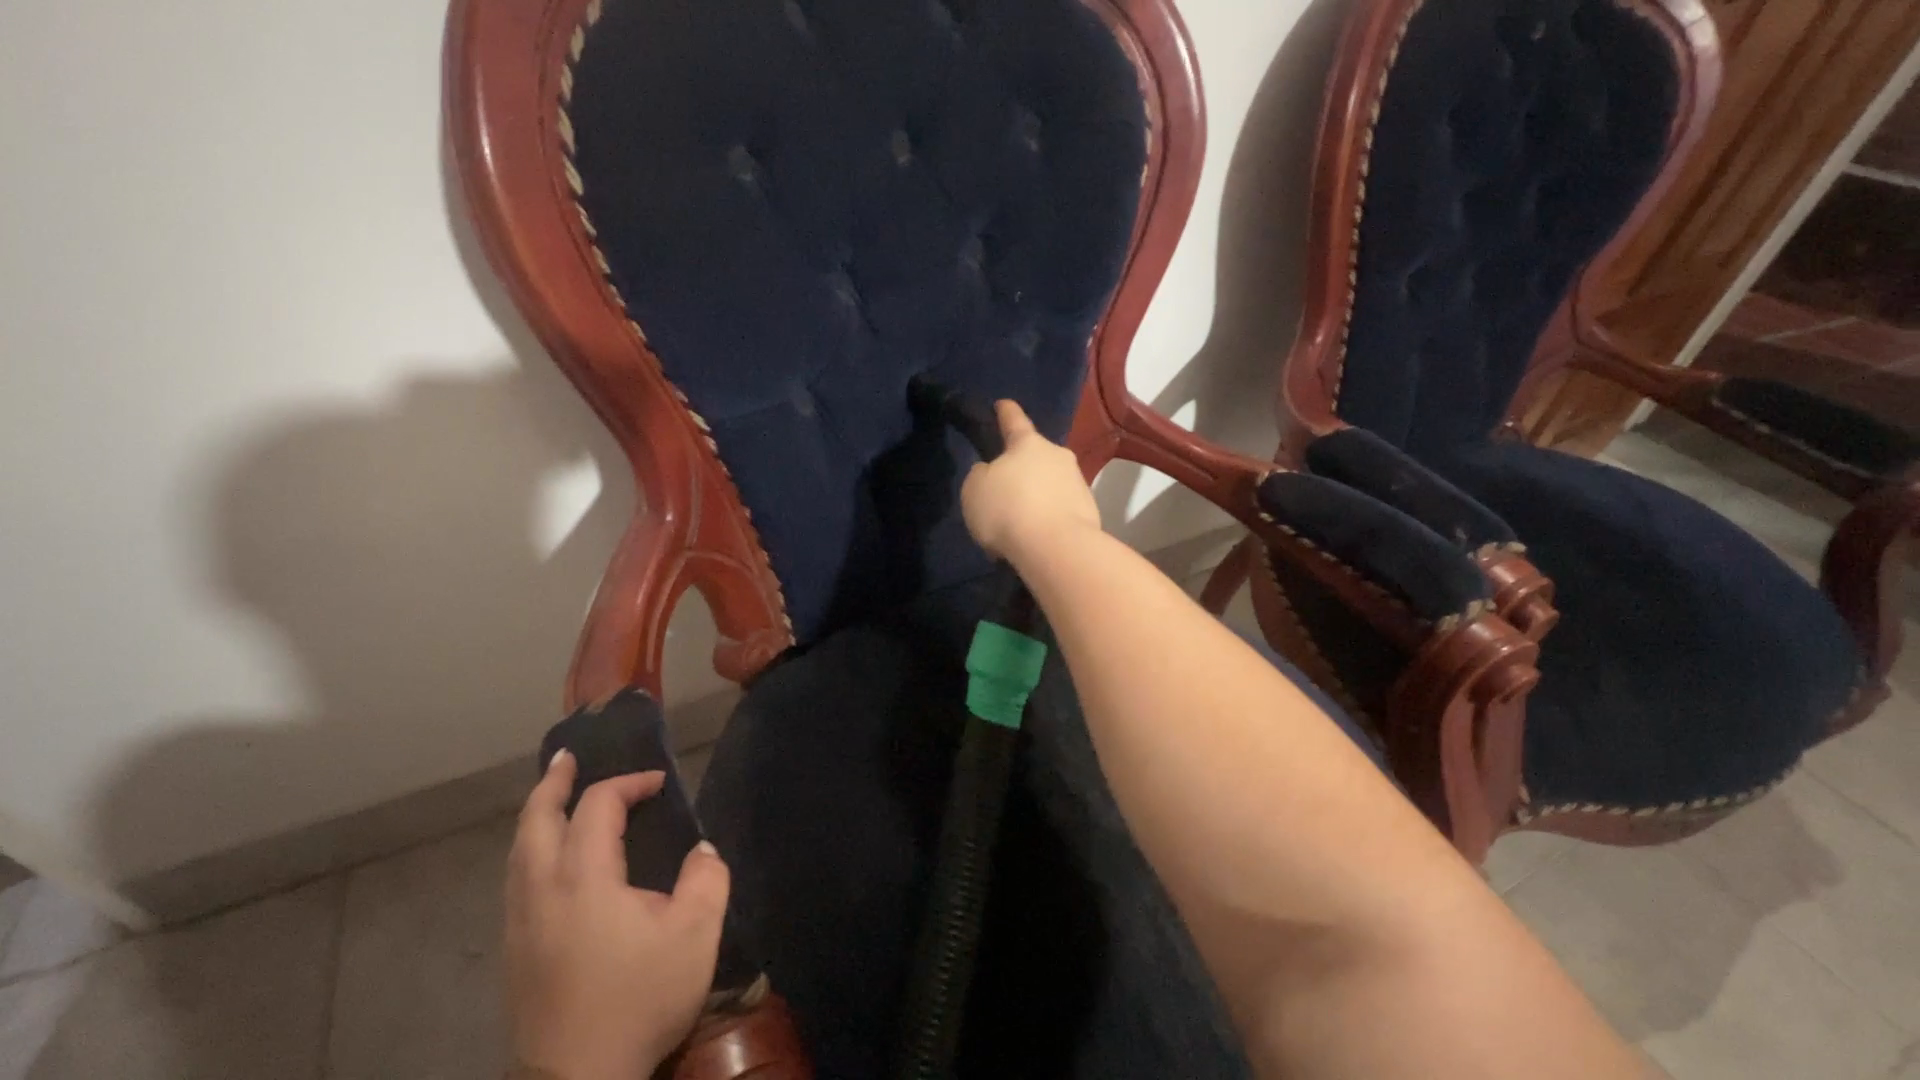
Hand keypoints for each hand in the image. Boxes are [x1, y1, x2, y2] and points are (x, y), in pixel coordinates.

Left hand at [506, 750, 729, 1079]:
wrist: (577, 1077)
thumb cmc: (639, 999)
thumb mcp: (695, 937)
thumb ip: (706, 881)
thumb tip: (701, 851)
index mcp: (584, 877)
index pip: (598, 807)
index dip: (628, 785)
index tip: (659, 784)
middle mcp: (542, 888)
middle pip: (536, 819)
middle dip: (553, 783)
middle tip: (568, 759)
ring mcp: (521, 920)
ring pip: (518, 850)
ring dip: (536, 815)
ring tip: (555, 799)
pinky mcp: (515, 949)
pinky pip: (516, 877)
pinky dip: (530, 848)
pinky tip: (548, 860)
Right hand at [961, 400, 1101, 561]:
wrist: (1056, 547)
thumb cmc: (1008, 509)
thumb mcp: (975, 489)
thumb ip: (982, 475)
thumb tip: (992, 474)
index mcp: (1027, 443)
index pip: (1014, 419)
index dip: (1005, 411)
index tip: (1002, 403)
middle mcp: (1057, 455)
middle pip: (1036, 455)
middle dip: (1022, 466)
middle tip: (1005, 486)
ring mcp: (1077, 482)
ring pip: (1050, 483)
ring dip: (1036, 496)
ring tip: (1017, 521)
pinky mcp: (1089, 511)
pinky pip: (1060, 509)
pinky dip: (1048, 518)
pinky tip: (1035, 537)